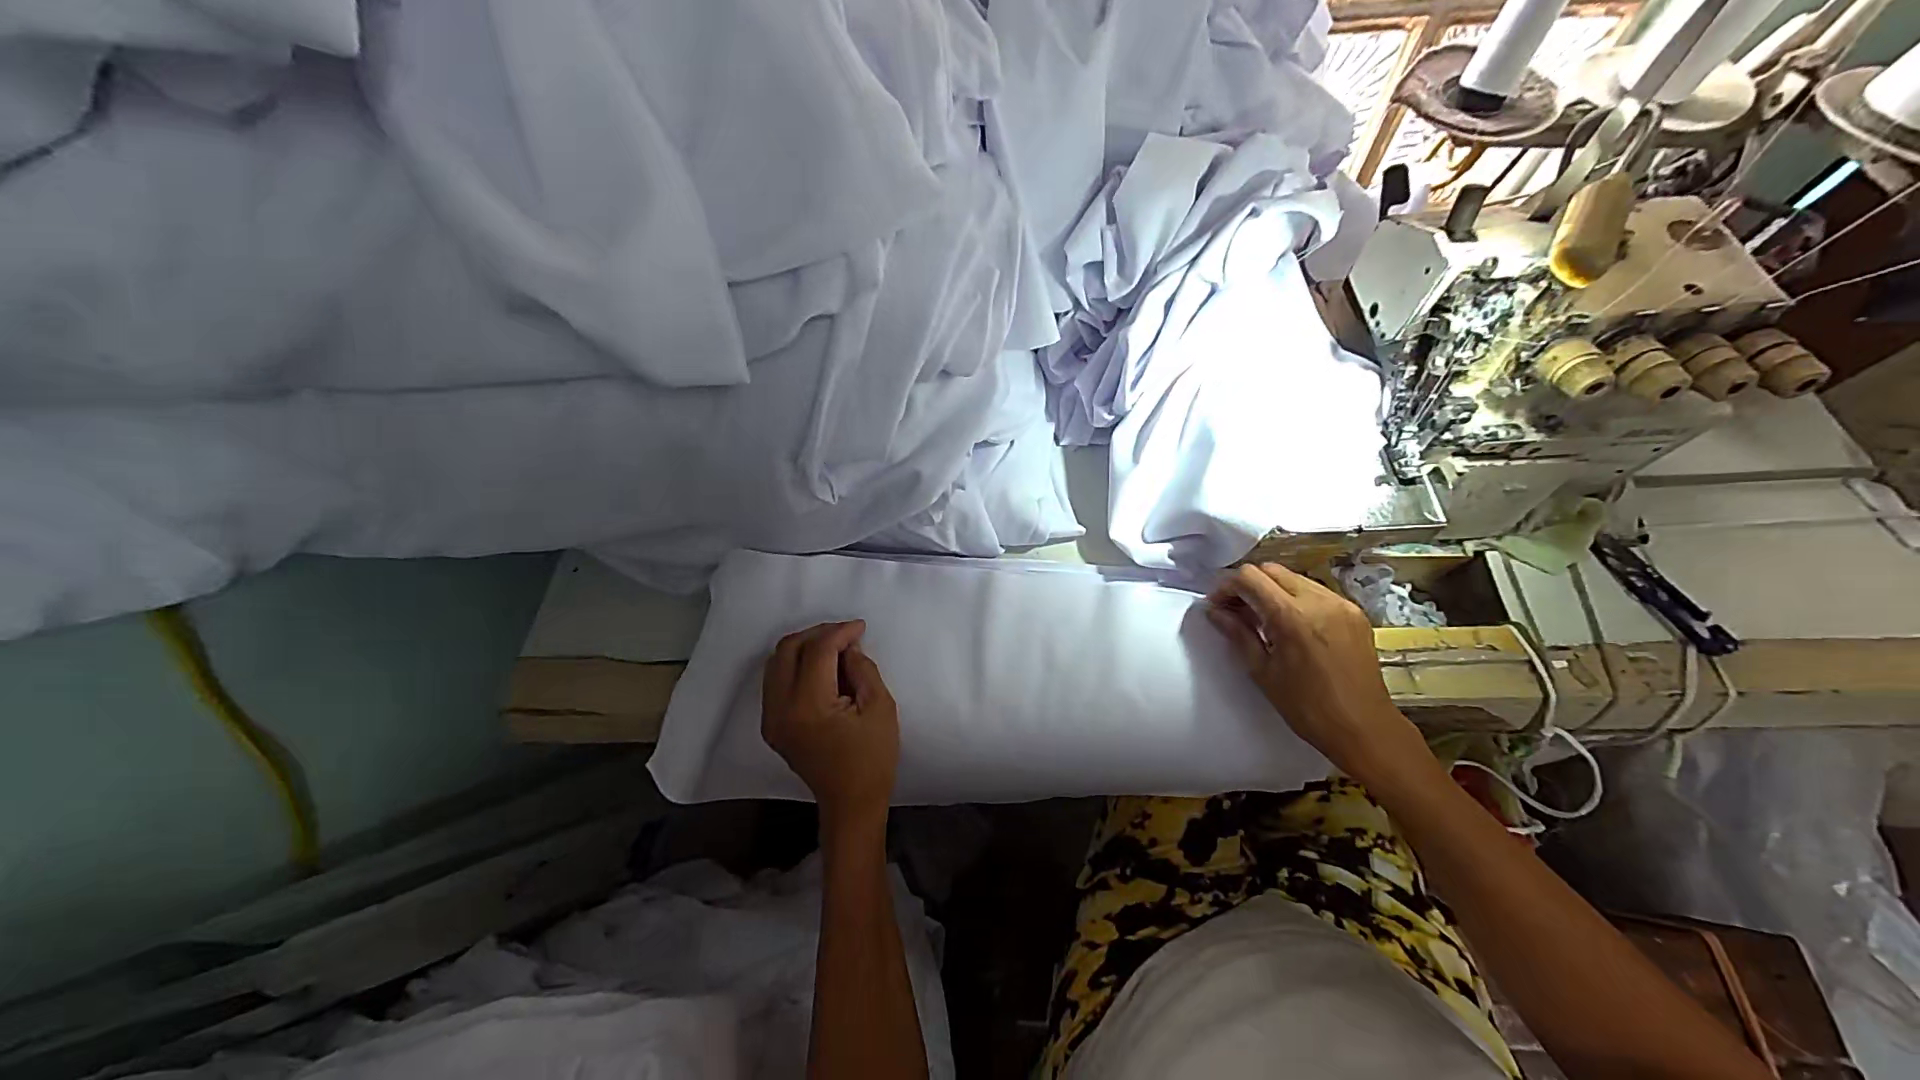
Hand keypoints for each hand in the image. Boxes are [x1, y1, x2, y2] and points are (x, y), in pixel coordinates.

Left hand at [761, 620, 899, 834]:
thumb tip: (847, 648)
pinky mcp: (772, 724)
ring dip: (804, 646)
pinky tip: (821, 667)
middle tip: (846, 634)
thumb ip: (862, 669)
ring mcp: (771, 718)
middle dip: (818, 633)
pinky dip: (795, 664)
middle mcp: (780, 708)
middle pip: (787, 649)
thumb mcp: (880, 707)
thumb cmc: (872, 759)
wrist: (851, 803)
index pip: (817, 651)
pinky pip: (776, 679)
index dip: (839, 632)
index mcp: (808, 706)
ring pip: (776, 662)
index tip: (860, 627)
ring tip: (834, 647)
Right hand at [1206, 563, 1434, 785]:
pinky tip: (1290, 625)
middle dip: (1248, 585)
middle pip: (1272, 570)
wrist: (1363, 727)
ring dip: (1272, 590)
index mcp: (1291, 616)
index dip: (1227, 587)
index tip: (1218, 605)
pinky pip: (1317, 592)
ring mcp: (1341, 604)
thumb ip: (1237, 634)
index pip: (1249, 577)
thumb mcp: (1263, 671)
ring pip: (1294, 578)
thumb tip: (1215, 612)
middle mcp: (1319, 601)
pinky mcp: (1355, 613)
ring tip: (1261, 618)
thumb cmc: (1307, 707)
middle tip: (1235, 610)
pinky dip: (1296, 599)